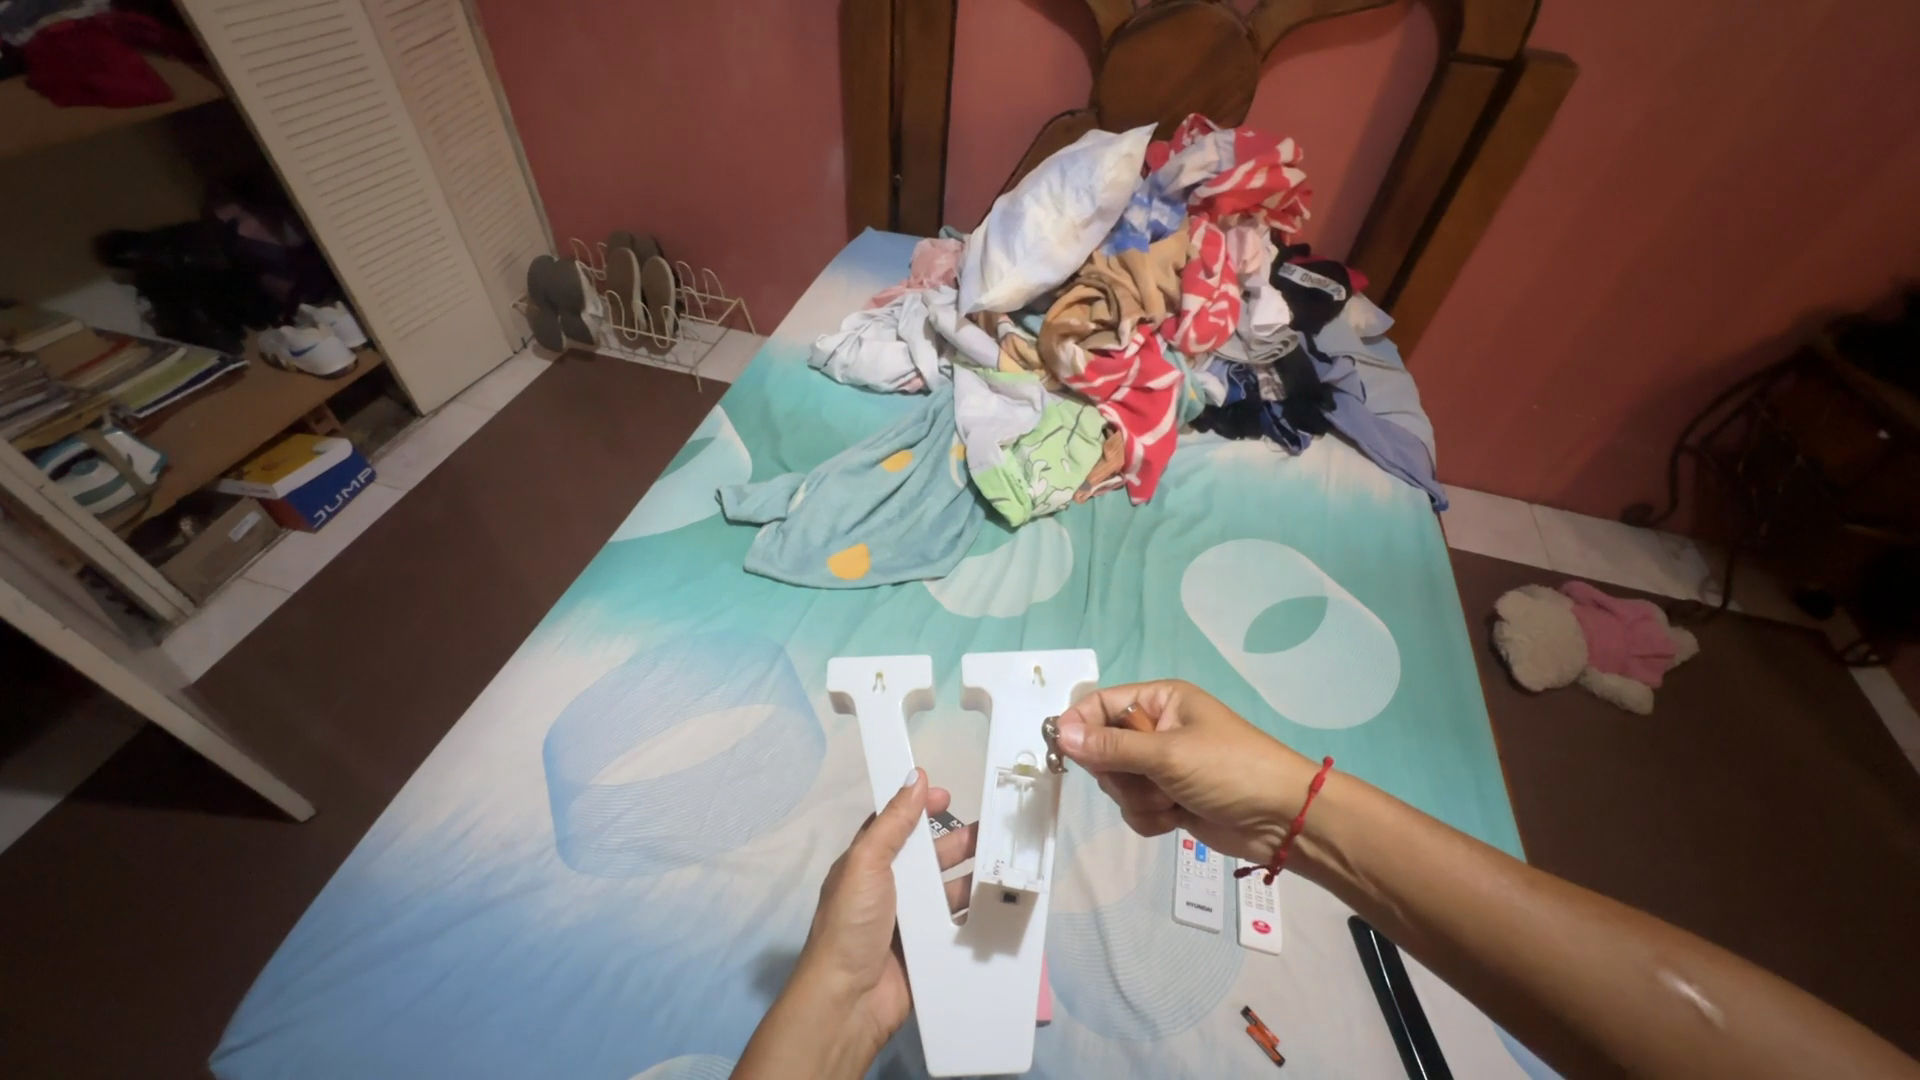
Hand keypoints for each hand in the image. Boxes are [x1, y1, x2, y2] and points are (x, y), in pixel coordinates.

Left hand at [736, 769, 975, 1078]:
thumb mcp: (866, 862)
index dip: (920, 807)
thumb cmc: (851, 924)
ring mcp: (910, 920)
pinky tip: (1002, 902)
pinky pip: (957, 924)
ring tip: (1005, 863)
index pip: (897, 824)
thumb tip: (915, 777)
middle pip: (929, 856)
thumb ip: (893, 821)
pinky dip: (977, 913)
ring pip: (947, 889)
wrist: (848, 1002)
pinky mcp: (928, 948)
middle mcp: (889, 887)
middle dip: (957, 840)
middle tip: (992, 829)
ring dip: (973, 875)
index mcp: (868, 863)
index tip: (948, 796)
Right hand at [1056, 680, 1316, 863]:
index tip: (1061, 749)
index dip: (1079, 724)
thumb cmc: (1229, 769)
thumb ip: (1111, 747)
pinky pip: (1134, 807)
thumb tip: (1060, 734)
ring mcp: (1162, 766)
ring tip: (1170, 801)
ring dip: (1138, 798)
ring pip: (1117, 783)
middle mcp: (1157, 729)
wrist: (1284, 820)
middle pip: (1104, 747)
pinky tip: (1175, 819)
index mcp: (1160, 701)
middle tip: (1140, 779)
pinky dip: (1150, 816)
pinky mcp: (1169, 799)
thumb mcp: (1168, 754)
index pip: (1102, 703)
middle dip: (1118, 772)